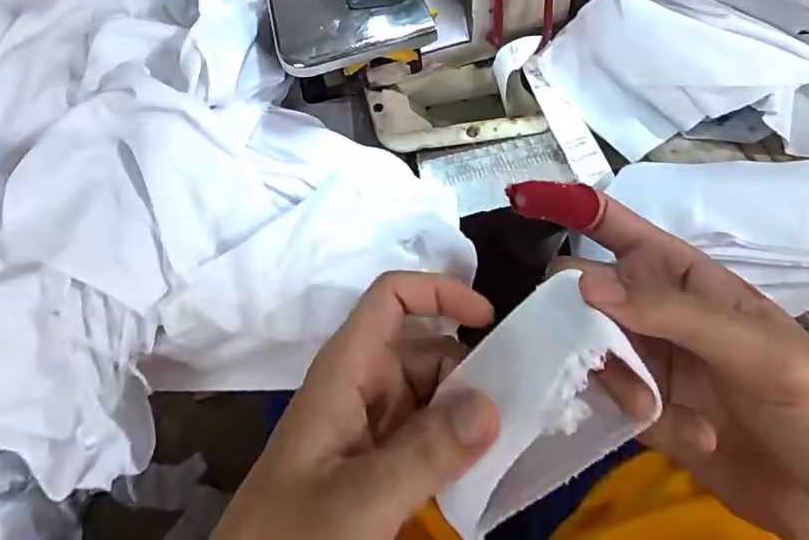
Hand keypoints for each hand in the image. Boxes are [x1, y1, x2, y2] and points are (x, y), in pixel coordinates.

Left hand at [214, 272, 500, 539]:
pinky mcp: (375, 458)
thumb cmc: (294, 530)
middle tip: (514, 412)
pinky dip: (453, 442)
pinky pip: (424, 432)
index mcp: (346, 368)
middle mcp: (359, 382)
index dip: (437, 292)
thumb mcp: (360, 498)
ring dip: (464, 410)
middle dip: (466, 368)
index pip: (390, 299)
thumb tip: (491, 403)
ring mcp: (367, 421)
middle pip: (422, 346)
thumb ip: (424, 453)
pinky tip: (479, 470)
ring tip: (506, 443)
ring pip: (428, 390)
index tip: (489, 321)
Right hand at [519, 185, 808, 539]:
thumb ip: (670, 314)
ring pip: (586, 344)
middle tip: (598, 349)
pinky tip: (688, 436)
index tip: (519, 197)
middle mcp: (653, 309)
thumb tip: (583, 285)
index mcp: (681, 275)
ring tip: (658, 410)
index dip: (567, 204)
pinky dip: (634, 414)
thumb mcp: (759, 352)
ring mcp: (648, 359)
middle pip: (581, 288)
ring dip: (614, 376)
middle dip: (579, 314)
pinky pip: (606, 396)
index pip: (613, 224)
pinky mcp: (646, 410)